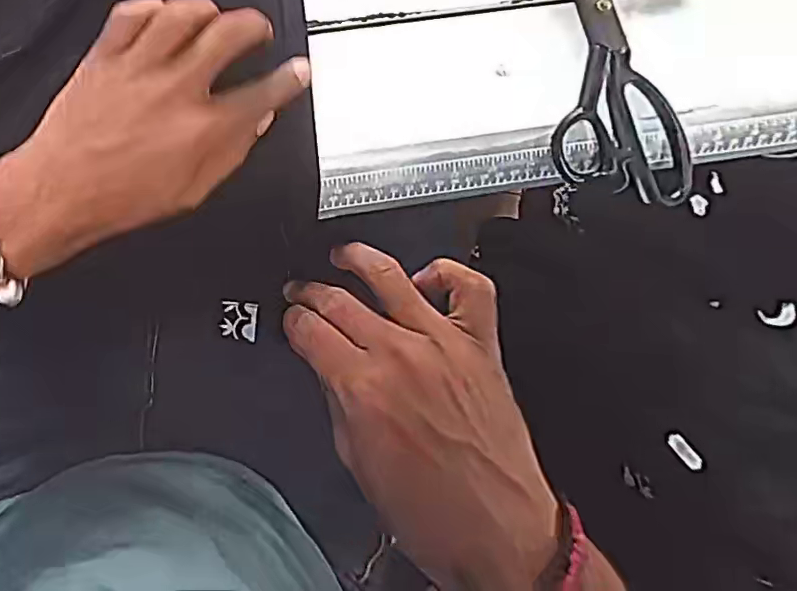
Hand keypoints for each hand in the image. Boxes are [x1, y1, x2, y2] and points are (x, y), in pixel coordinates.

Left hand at [0, 0, 309, 277]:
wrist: (57, 192)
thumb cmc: (117, 198)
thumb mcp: (190, 191)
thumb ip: (231, 151)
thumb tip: (256, 122)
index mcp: (201, 128)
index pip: (263, 91)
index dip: (290, 78)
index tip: (296, 70)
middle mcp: (174, 90)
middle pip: (230, 33)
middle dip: (256, 24)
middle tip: (257, 29)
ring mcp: (137, 68)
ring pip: (182, 12)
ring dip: (206, 9)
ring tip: (213, 17)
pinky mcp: (104, 57)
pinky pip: (131, 14)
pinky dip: (152, 7)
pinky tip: (160, 17)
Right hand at [285, 244, 559, 590]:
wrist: (504, 540)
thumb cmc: (434, 516)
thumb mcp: (358, 463)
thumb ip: (335, 401)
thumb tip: (322, 363)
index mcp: (363, 389)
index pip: (308, 328)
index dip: (292, 319)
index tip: (292, 320)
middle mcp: (399, 357)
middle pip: (337, 298)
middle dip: (309, 290)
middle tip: (302, 292)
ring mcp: (442, 344)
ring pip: (389, 275)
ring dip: (356, 258)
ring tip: (343, 256)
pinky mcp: (479, 345)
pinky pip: (468, 287)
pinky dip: (446, 272)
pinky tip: (424, 278)